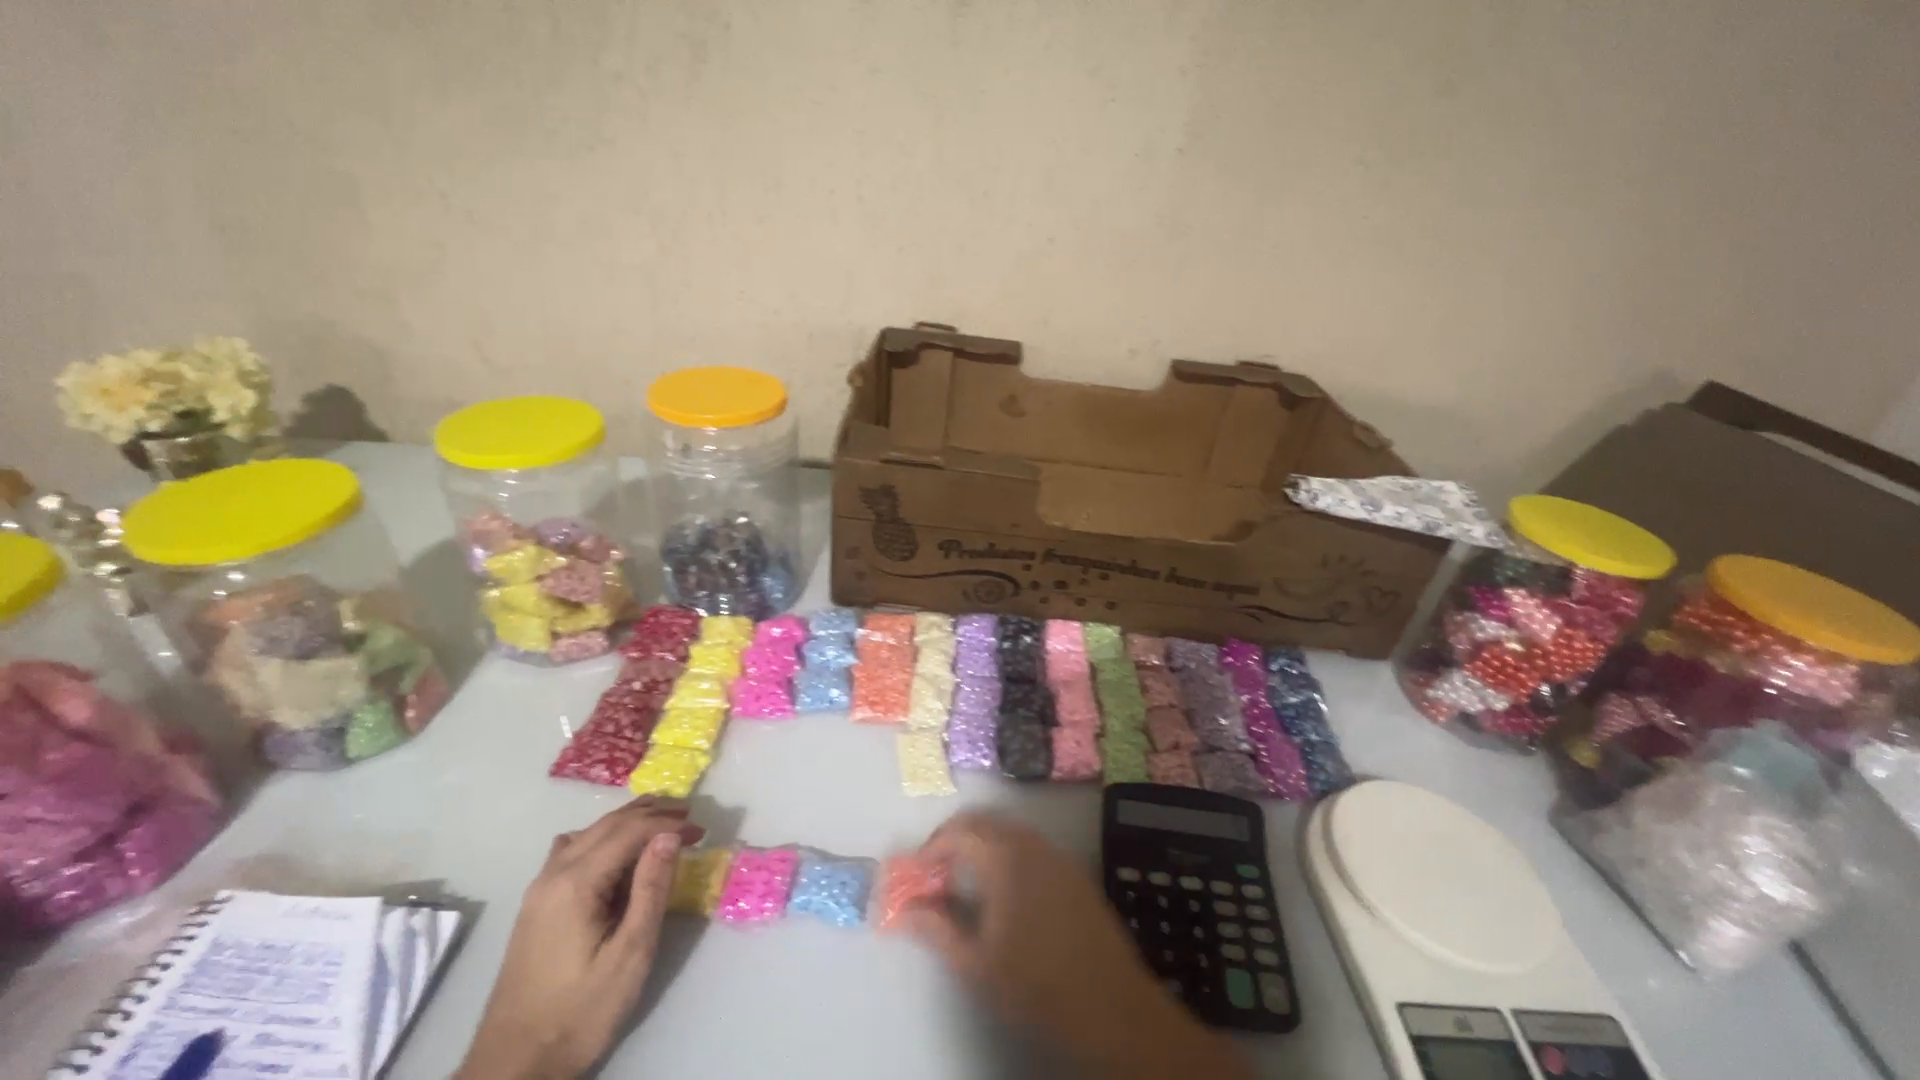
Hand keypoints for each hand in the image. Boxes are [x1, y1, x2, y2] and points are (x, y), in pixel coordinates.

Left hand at [456, 797, 704, 1079]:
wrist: (515, 1061)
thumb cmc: (581, 1010)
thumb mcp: (631, 953)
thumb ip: (650, 889)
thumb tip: (669, 836)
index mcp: (575, 883)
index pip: (629, 832)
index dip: (667, 824)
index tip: (702, 829)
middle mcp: (552, 874)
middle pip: (606, 825)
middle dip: (650, 814)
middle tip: (689, 813)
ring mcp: (539, 889)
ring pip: (587, 835)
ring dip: (625, 823)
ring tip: (661, 823)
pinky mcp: (536, 905)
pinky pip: (570, 852)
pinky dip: (601, 838)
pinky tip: (614, 852)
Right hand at [905, 812, 1253, 1079]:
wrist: (1111, 1005)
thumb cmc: (1037, 985)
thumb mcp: (976, 963)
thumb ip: (937, 929)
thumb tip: (905, 910)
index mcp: (1005, 860)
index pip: (957, 833)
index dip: (930, 850)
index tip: (915, 875)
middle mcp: (1033, 847)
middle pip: (984, 822)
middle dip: (954, 839)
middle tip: (935, 873)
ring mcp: (1059, 858)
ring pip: (1010, 832)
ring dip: (982, 844)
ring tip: (965, 881)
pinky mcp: (1076, 874)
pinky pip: (1033, 847)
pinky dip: (1008, 853)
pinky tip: (1004, 892)